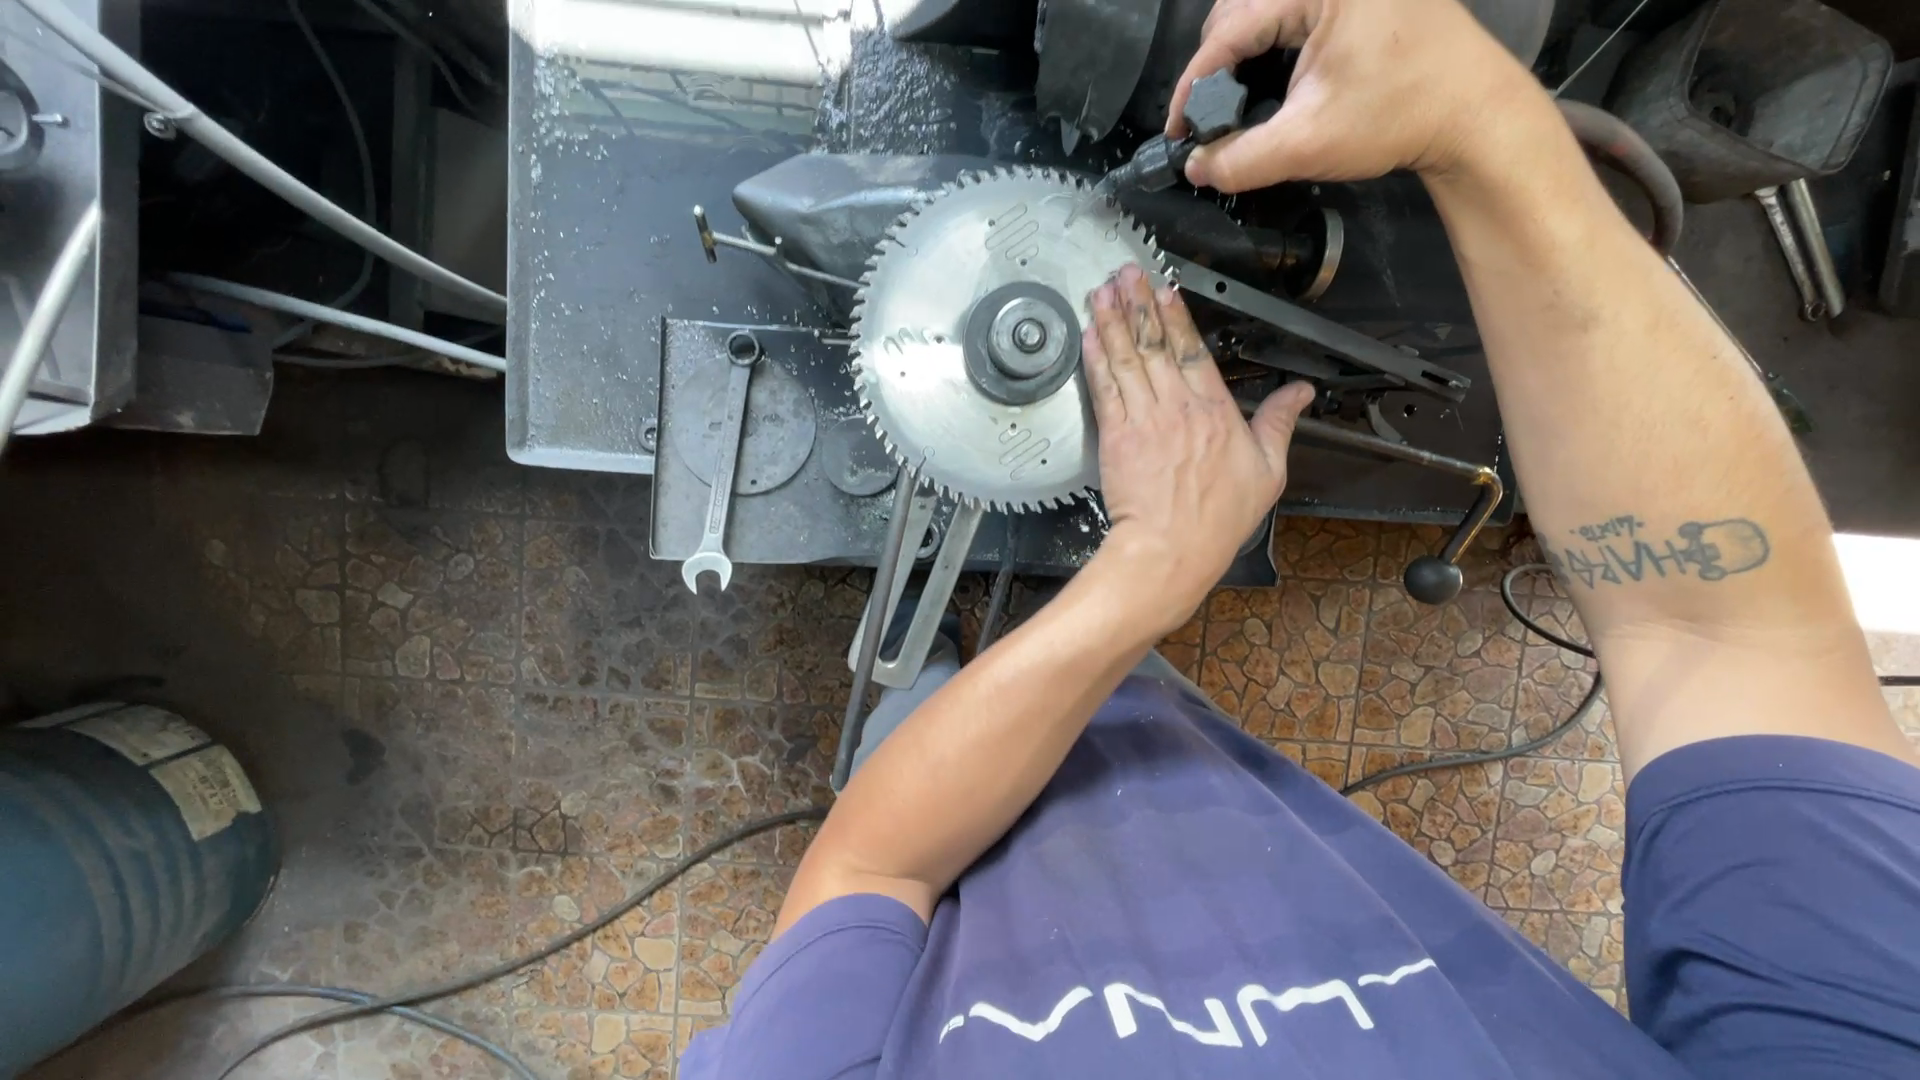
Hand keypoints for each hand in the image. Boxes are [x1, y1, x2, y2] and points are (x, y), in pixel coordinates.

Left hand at [1082, 264, 1312, 626]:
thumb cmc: (1218, 518)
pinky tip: (1090, 335)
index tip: (1163, 289)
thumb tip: (1300, 393)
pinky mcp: (1116, 437)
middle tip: (1124, 273)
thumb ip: (1279, 424)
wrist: (1171, 548)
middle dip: (1138, 304)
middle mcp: (1178, 407)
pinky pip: (1105, 388)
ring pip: (1127, 359)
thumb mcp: (1268, 471)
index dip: (1175, 316)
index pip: (1192, 351)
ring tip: (1101, 291)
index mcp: (1216, 411)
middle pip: (1154, 345)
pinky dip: (1096, 359)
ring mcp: (1144, 420)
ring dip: (1113, 321)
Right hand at [1168, 0, 1539, 192]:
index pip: (1228, 30)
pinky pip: (1291, 11)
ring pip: (1261, 8)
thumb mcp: (1305, 144)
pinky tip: (1265, 79)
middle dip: (1214, 65)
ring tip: (1230, 101)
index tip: (1177, 131)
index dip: (1192, 85)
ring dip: (1238, 54)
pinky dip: (1268, 45)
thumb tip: (1193, 168)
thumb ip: (1238, 160)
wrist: (1473, 112)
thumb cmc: (1395, 118)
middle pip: (1239, 8)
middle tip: (1205, 117)